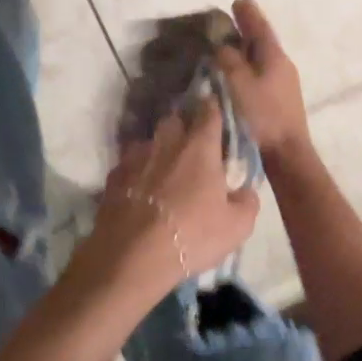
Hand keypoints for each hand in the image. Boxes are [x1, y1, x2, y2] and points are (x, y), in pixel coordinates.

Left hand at [91, 106, 259, 295]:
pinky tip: (141, 190)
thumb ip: (246, 202)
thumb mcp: (236, 227)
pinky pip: (130, 163)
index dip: (212, 107)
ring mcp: (136, 155)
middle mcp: (166, 141)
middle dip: (183, 126)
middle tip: (191, 145)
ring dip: (159, 150)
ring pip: (150, 141)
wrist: (134, 254)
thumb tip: (245, 190)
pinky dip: (137, 171)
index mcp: (199, 147)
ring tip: (164, 171)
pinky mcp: (114, 173)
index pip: (208, 112)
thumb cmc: (192, 235)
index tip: (214, 106)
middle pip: (174, 119)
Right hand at [217, 0, 313, 161]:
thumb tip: (223, 46)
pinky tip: (238, 69)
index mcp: (274, 57)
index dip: (248, 13)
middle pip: (263, 40)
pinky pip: (260, 71)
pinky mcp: (278, 100)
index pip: (260, 27)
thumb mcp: (238, 83)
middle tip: (234, 13)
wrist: (287, 154)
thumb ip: (229, 60)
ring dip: (247, 46)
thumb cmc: (262, 115)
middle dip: (248, 27)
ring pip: (262, 57)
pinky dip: (248, 63)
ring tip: (231, 39)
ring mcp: (283, 84)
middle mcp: (282, 66)